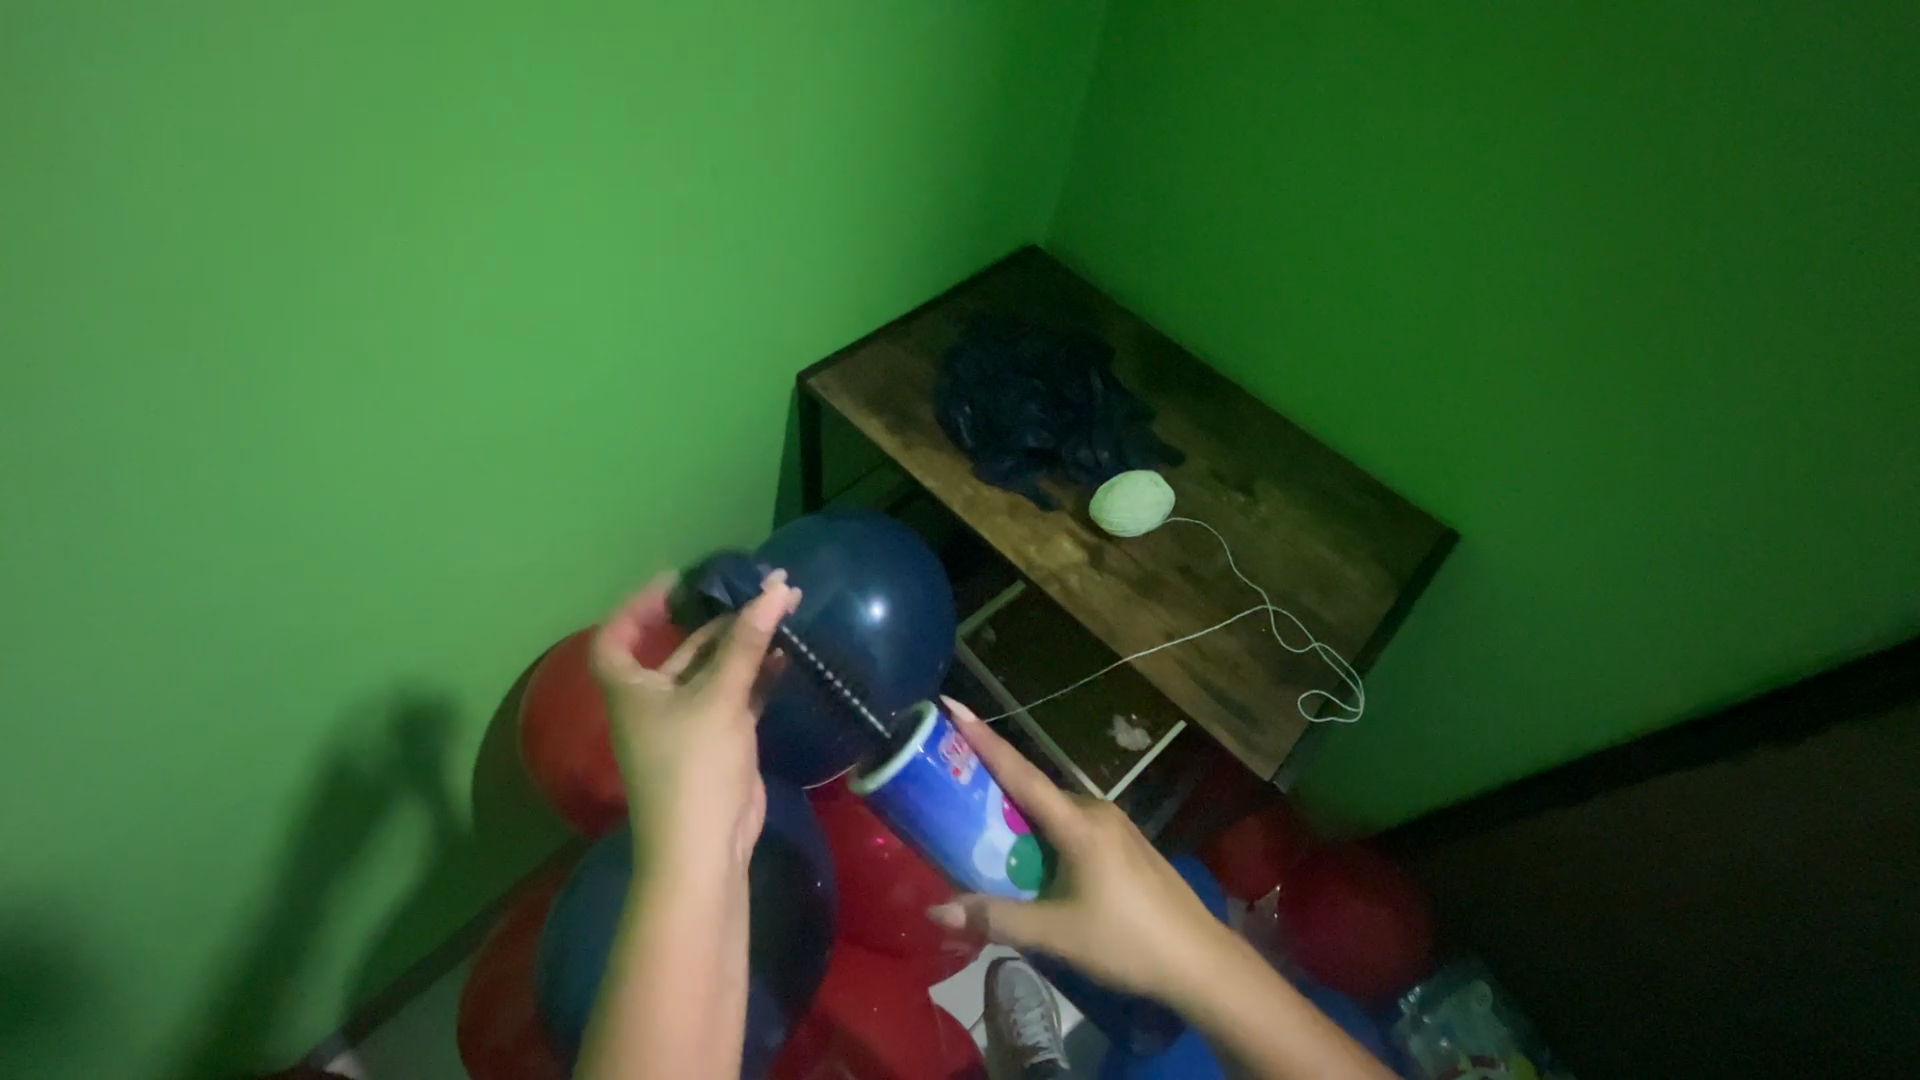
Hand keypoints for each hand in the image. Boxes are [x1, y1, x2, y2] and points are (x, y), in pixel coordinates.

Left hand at [590, 570, 801, 868]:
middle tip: (758, 590)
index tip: (676, 580)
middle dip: (718, 619)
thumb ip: (747, 643)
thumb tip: (775, 589)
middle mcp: (655, 701)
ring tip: (781, 613)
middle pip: (681, 648)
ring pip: (716, 671)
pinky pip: (737, 694)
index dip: (638, 606)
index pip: (617, 638)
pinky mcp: (720, 738)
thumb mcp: (719, 697)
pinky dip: (757, 675)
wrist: (706, 844)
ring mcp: (689, 721)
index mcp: (632, 689)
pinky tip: (785, 657)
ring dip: (745, 645)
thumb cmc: (694, 764)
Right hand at [926, 697, 1235, 1005]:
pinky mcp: (1126, 843)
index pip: (1021, 773)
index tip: (955, 706)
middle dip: (993, 783)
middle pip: (1034, 790)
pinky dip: (1045, 831)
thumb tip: (936, 910)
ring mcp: (1116, 825)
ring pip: (1055, 810)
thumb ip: (996, 918)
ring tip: (985, 828)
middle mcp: (1096, 811)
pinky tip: (1035, 859)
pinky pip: (1073, 824)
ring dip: (1021, 814)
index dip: (984, 739)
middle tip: (952, 783)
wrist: (1201, 962)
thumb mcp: (1057, 935)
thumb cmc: (1127, 942)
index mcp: (1078, 824)